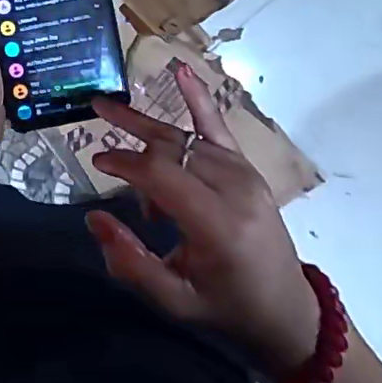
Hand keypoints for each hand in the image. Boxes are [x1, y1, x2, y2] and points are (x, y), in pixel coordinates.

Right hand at [85, 63, 320, 374]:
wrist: (288, 312)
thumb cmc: (226, 307)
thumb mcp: (173, 300)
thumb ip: (129, 261)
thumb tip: (93, 217)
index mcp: (218, 223)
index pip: (160, 172)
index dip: (123, 162)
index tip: (97, 164)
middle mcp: (234, 190)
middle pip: (170, 148)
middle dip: (130, 146)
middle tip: (101, 151)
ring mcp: (244, 175)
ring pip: (183, 138)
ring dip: (146, 131)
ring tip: (108, 110)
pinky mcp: (247, 170)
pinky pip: (217, 127)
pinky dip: (197, 97)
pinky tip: (181, 70)